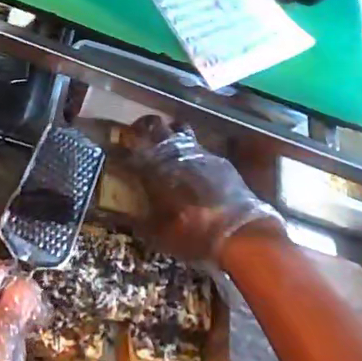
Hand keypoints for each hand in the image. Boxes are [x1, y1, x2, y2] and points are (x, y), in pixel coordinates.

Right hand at [121, 115, 281, 263]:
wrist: (241, 234)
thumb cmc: (193, 234)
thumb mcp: (158, 235)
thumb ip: (140, 220)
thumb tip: (125, 214)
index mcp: (155, 166)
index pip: (133, 140)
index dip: (125, 138)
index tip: (120, 144)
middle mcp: (176, 153)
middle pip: (157, 125)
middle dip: (147, 128)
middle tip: (142, 139)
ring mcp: (201, 153)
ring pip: (181, 132)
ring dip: (173, 137)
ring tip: (170, 153)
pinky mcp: (221, 161)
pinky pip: (201, 149)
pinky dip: (194, 156)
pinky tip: (195, 172)